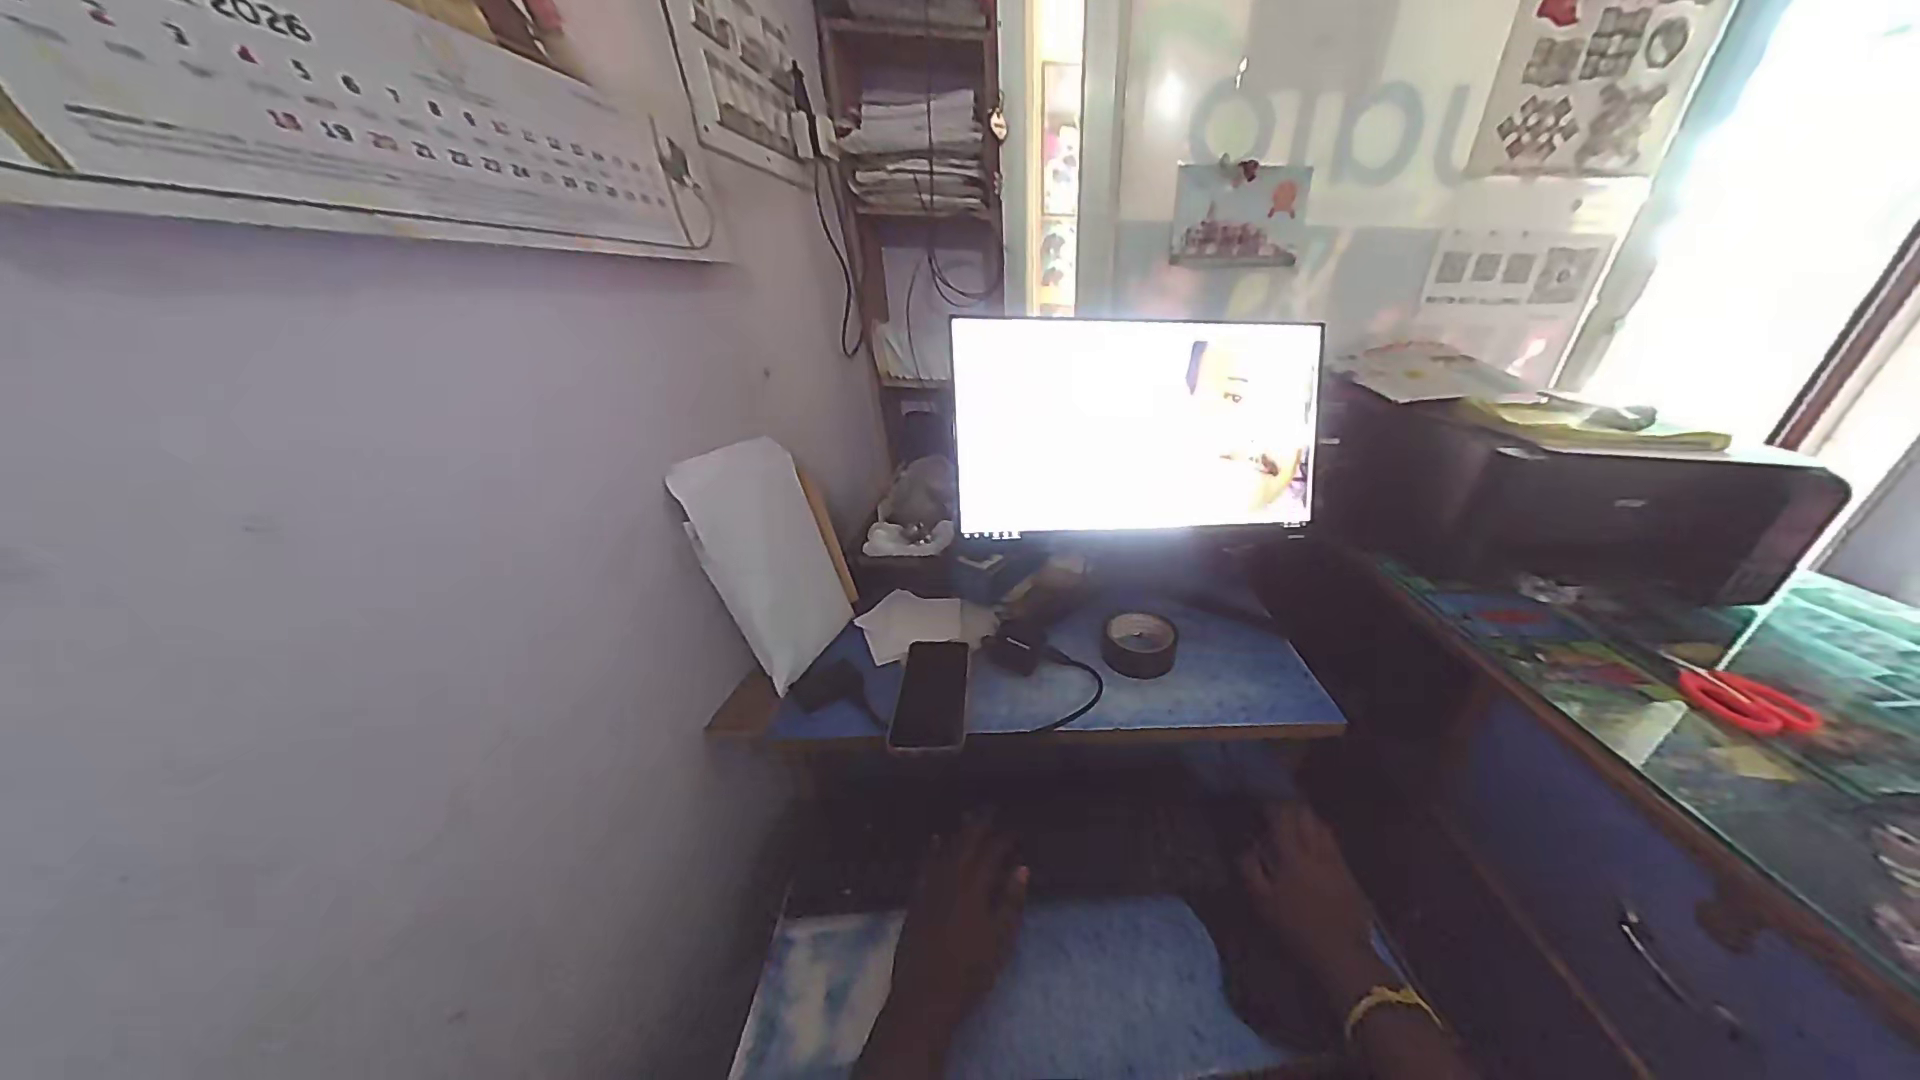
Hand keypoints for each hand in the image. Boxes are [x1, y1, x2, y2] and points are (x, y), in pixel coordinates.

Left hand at [855, 818, 1027, 1078]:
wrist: (924, 996)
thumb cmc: (969, 972)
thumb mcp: (1000, 940)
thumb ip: (1011, 902)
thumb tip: (1022, 868)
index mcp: (974, 888)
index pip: (991, 854)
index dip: (1004, 840)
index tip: (1016, 830)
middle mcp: (950, 880)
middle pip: (966, 844)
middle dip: (979, 825)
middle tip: (990, 809)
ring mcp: (930, 888)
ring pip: (945, 850)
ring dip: (958, 833)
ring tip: (968, 818)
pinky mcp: (916, 899)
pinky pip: (925, 865)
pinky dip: (931, 850)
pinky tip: (934, 840)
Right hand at [1238, 802, 1374, 978]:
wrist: (1341, 954)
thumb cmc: (1295, 927)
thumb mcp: (1262, 901)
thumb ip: (1249, 868)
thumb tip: (1245, 846)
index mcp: (1292, 855)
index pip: (1282, 815)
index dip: (1270, 806)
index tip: (1259, 807)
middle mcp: (1316, 851)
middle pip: (1306, 814)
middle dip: (1291, 807)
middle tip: (1276, 812)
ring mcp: (1336, 861)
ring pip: (1322, 827)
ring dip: (1308, 820)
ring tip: (1295, 826)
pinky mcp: (1350, 874)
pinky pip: (1333, 845)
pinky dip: (1321, 838)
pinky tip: (1313, 849)